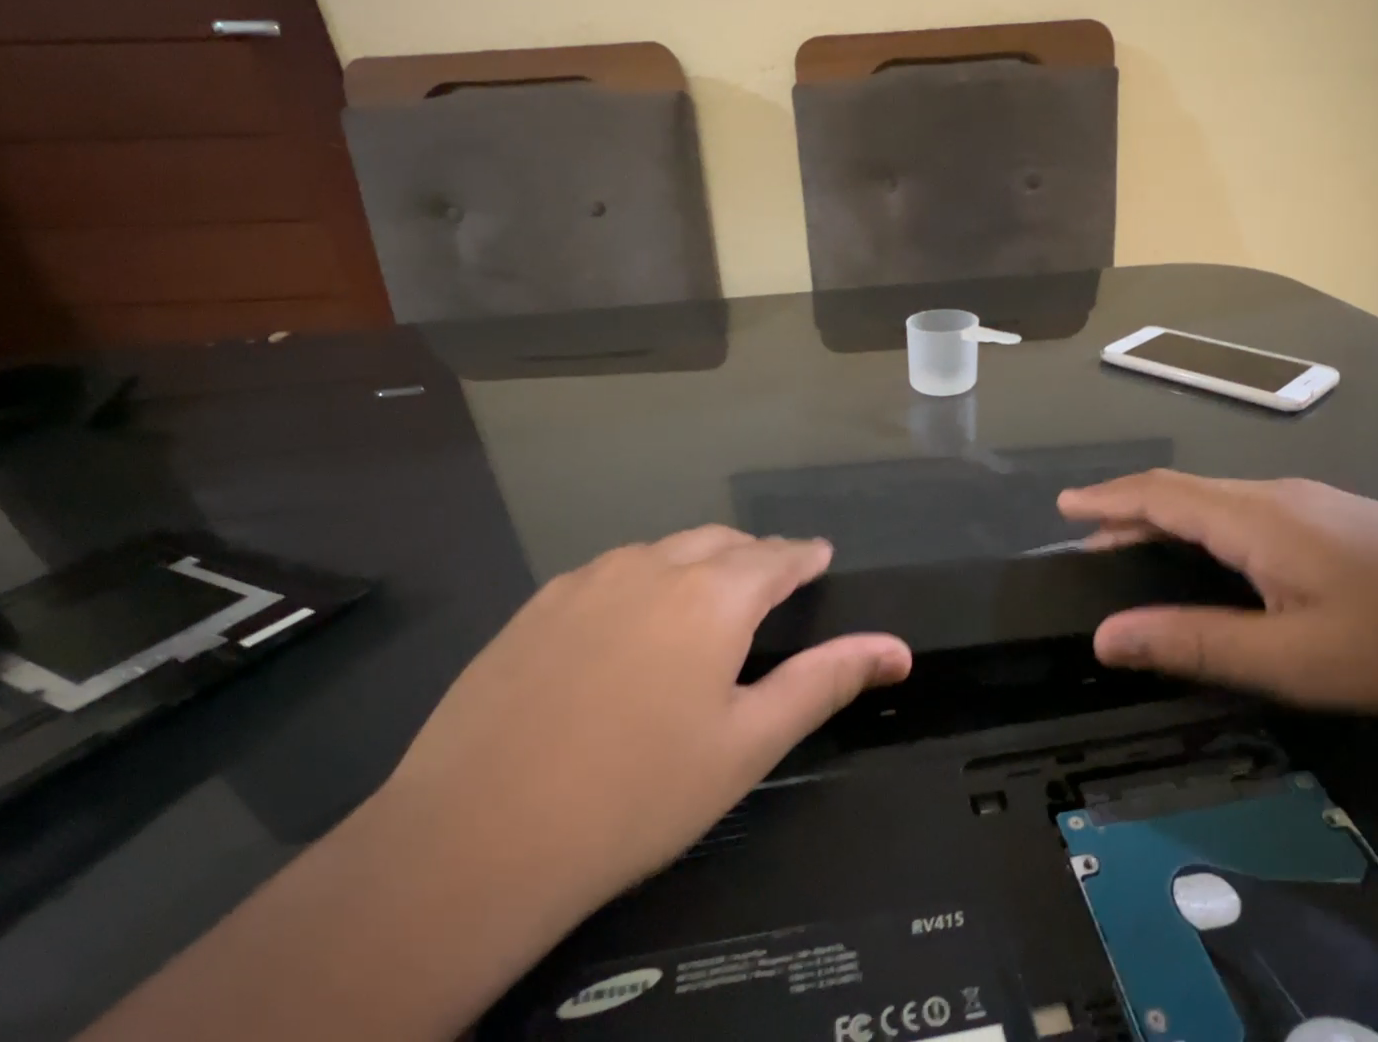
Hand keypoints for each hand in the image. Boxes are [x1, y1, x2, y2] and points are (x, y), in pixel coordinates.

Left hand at [374, 526, 910, 916]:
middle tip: (773, 580)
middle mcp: (648, 569)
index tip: (819, 556)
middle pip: (717, 543)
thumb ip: (825, 682)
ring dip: (695, 564)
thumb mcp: (748, 742)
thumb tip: (897, 648)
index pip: (774, 557)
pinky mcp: (533, 610)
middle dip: (753, 555)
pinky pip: (607, 576)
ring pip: (658, 554)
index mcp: (711, 596)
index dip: (803, 555)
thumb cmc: (640, 794)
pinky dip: (640, 584)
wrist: (480, 834)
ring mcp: (582, 584)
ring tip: (707, 598)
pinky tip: (631, 626)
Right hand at [1059, 470, 1377, 717]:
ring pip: (1221, 505)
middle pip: (1186, 494)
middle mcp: (1282, 497)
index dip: (1105, 499)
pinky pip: (1253, 518)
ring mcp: (1320, 506)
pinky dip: (1209, 534)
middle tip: (1088, 552)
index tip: (1062, 506)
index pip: (1160, 494)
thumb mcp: (1292, 659)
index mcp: (1258, 519)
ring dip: (1169, 526)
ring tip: (1136, 560)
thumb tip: (1104, 636)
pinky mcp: (1346, 525)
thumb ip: (1192, 643)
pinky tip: (1216, 568)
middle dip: (1128, 516)